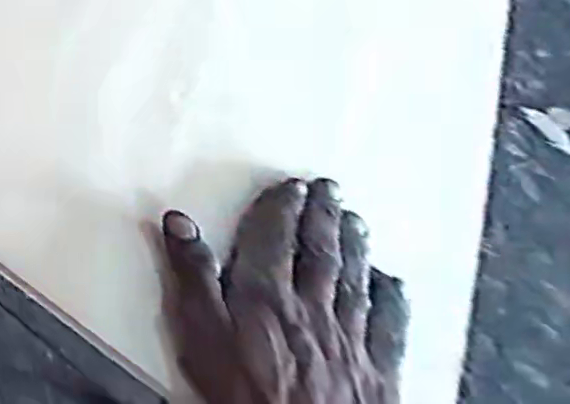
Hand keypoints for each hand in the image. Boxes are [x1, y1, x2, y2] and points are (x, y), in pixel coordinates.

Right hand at [161, 178, 409, 403]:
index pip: (273, 236)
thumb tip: (178, 219)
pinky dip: (391, 300)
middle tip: (329, 188)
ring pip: (353, 281)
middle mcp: (311, 307)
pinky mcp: (379, 377)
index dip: (282, 207)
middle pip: (318, 251)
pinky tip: (391, 282)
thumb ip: (191, 274)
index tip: (291, 185)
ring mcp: (349, 341)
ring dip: (354, 246)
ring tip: (356, 220)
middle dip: (322, 216)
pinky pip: (388, 329)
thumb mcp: (200, 333)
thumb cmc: (243, 395)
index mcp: (266, 293)